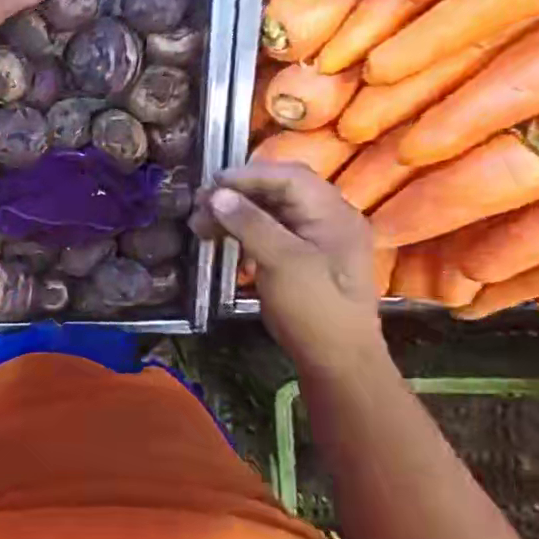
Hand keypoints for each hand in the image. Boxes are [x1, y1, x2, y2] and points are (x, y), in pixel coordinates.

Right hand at [192, 162, 384, 366]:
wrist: (338, 363)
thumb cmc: (315, 310)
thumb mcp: (282, 263)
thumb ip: (250, 224)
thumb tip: (217, 194)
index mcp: (334, 214)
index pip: (289, 177)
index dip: (248, 175)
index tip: (211, 185)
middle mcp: (328, 220)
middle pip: (278, 191)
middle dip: (237, 194)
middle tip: (201, 205)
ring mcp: (316, 240)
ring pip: (270, 211)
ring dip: (234, 213)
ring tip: (201, 226)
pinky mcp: (302, 259)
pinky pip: (269, 232)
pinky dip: (242, 232)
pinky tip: (220, 242)